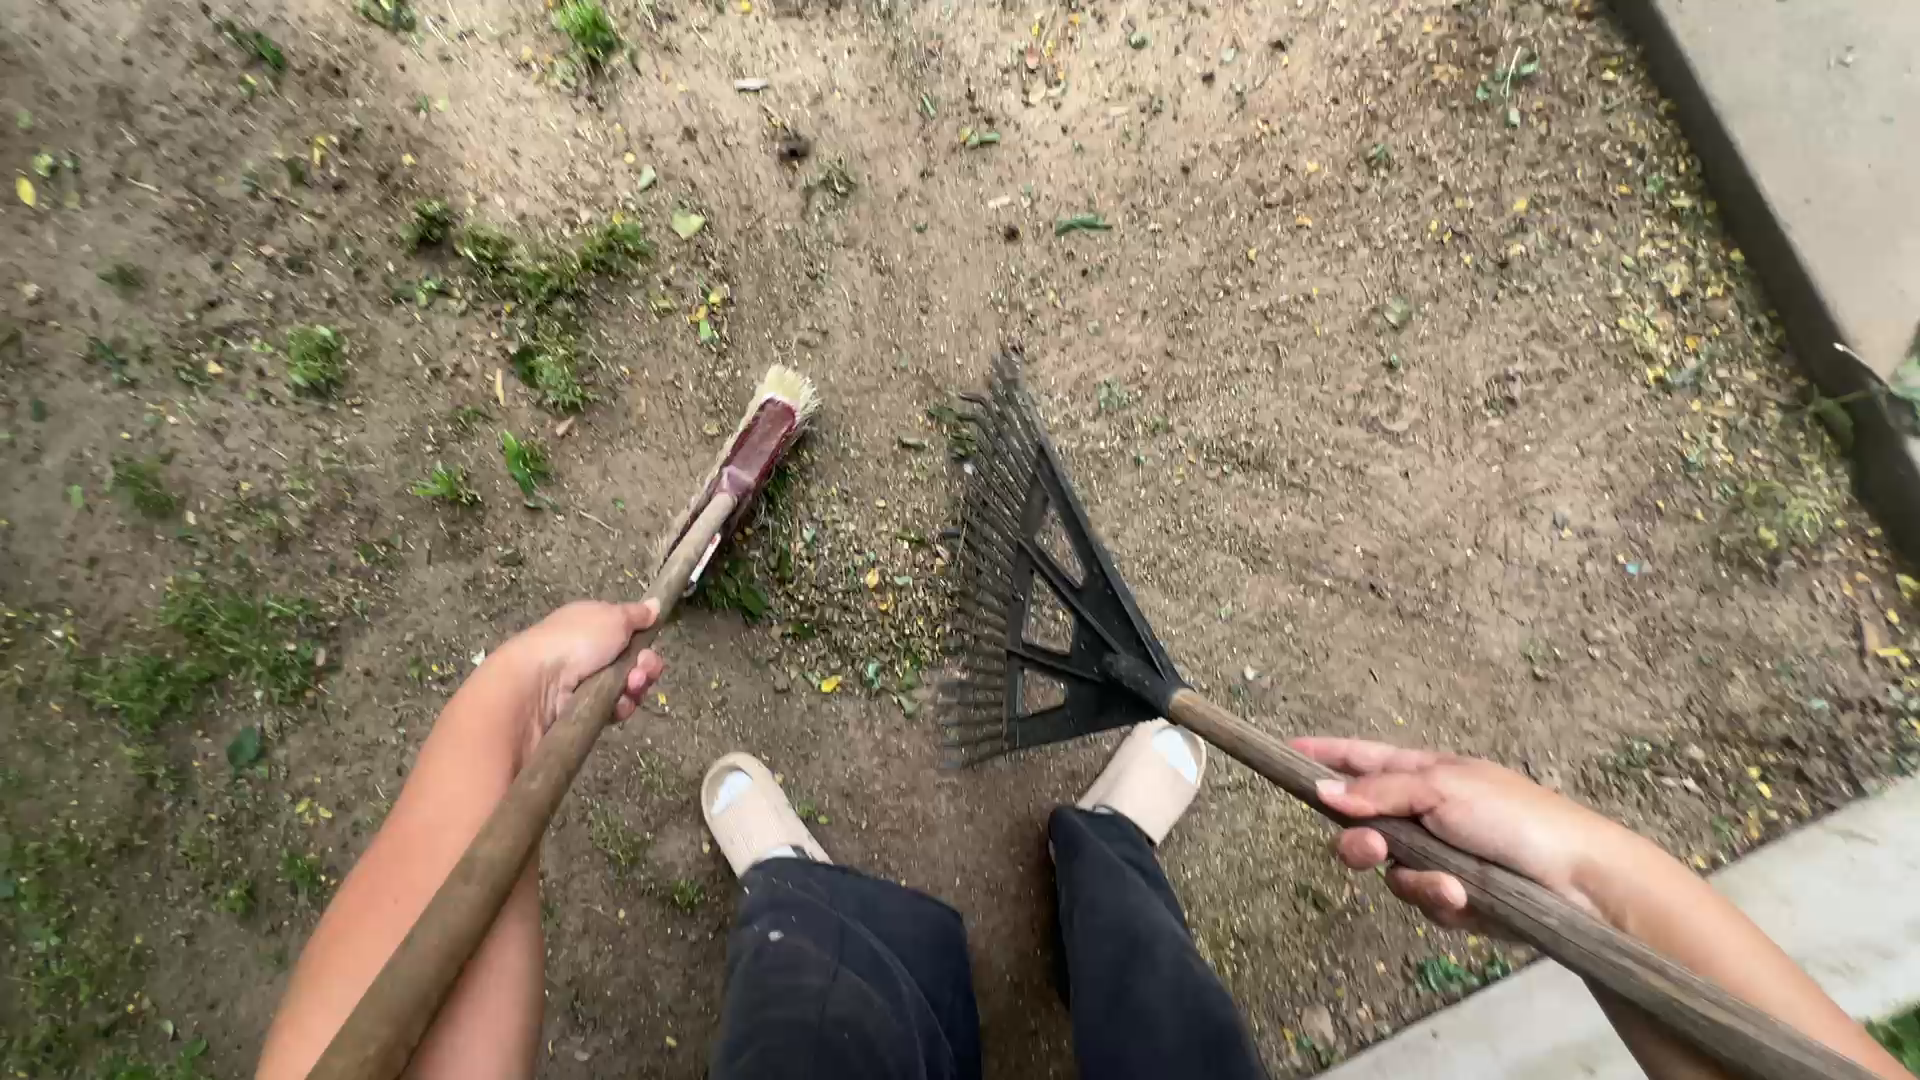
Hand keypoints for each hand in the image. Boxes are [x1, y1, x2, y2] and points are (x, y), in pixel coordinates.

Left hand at [495, 599, 666, 739]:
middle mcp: (589, 653)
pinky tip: (618, 703)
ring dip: (637, 685)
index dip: (643, 639)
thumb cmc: (577, 640)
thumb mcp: (613, 616)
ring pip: (629, 686)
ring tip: (631, 685)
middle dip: (646, 665)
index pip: (627, 633)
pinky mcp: (586, 709)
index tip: (650, 641)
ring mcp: (587, 682)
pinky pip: (616, 707)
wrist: (540, 682)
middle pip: (634, 661)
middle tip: (642, 667)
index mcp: (591, 626)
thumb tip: (655, 605)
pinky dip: (622, 705)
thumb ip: (638, 614)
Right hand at [1292, 737, 1650, 933]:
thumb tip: (1320, 790)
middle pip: (1360, 822)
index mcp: (1421, 774)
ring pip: (1386, 867)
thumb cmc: (1512, 816)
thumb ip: (1376, 790)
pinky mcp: (1453, 898)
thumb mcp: (1440, 788)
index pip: (1359, 758)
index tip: (1288, 748)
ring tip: (1443, 884)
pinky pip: (1420, 899)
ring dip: (1409, 875)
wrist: (1584, 884)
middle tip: (1367, 847)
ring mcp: (1436, 856)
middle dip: (1358, 838)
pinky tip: (1465, 898)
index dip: (1325, 753)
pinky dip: (1438, 899)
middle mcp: (1421, 813)